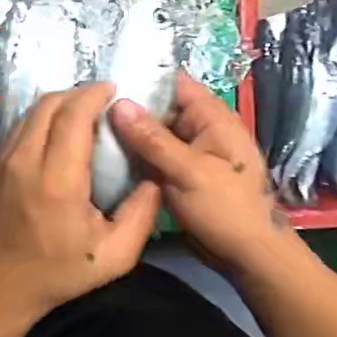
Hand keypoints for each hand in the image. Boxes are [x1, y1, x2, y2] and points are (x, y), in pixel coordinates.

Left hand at [0, 82, 163, 321]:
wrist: (0, 285)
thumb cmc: (60, 271)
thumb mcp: (115, 254)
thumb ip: (142, 213)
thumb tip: (155, 175)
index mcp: (58, 180)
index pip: (73, 116)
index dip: (93, 94)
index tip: (113, 88)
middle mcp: (26, 161)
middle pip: (50, 104)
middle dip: (78, 93)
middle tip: (103, 98)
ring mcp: (5, 160)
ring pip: (32, 111)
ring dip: (60, 102)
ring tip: (84, 109)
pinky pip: (20, 125)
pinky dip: (42, 116)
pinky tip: (60, 128)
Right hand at [108, 72, 296, 277]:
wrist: (248, 256)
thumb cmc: (225, 208)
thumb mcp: (187, 171)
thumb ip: (151, 138)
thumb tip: (118, 103)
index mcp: (211, 116)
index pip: (173, 83)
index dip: (142, 80)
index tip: (105, 86)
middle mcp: (201, 128)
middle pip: (160, 108)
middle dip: (129, 109)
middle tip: (88, 113)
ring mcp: (191, 152)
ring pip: (154, 134)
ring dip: (129, 135)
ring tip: (90, 132)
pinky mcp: (182, 174)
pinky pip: (156, 157)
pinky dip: (137, 156)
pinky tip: (107, 158)